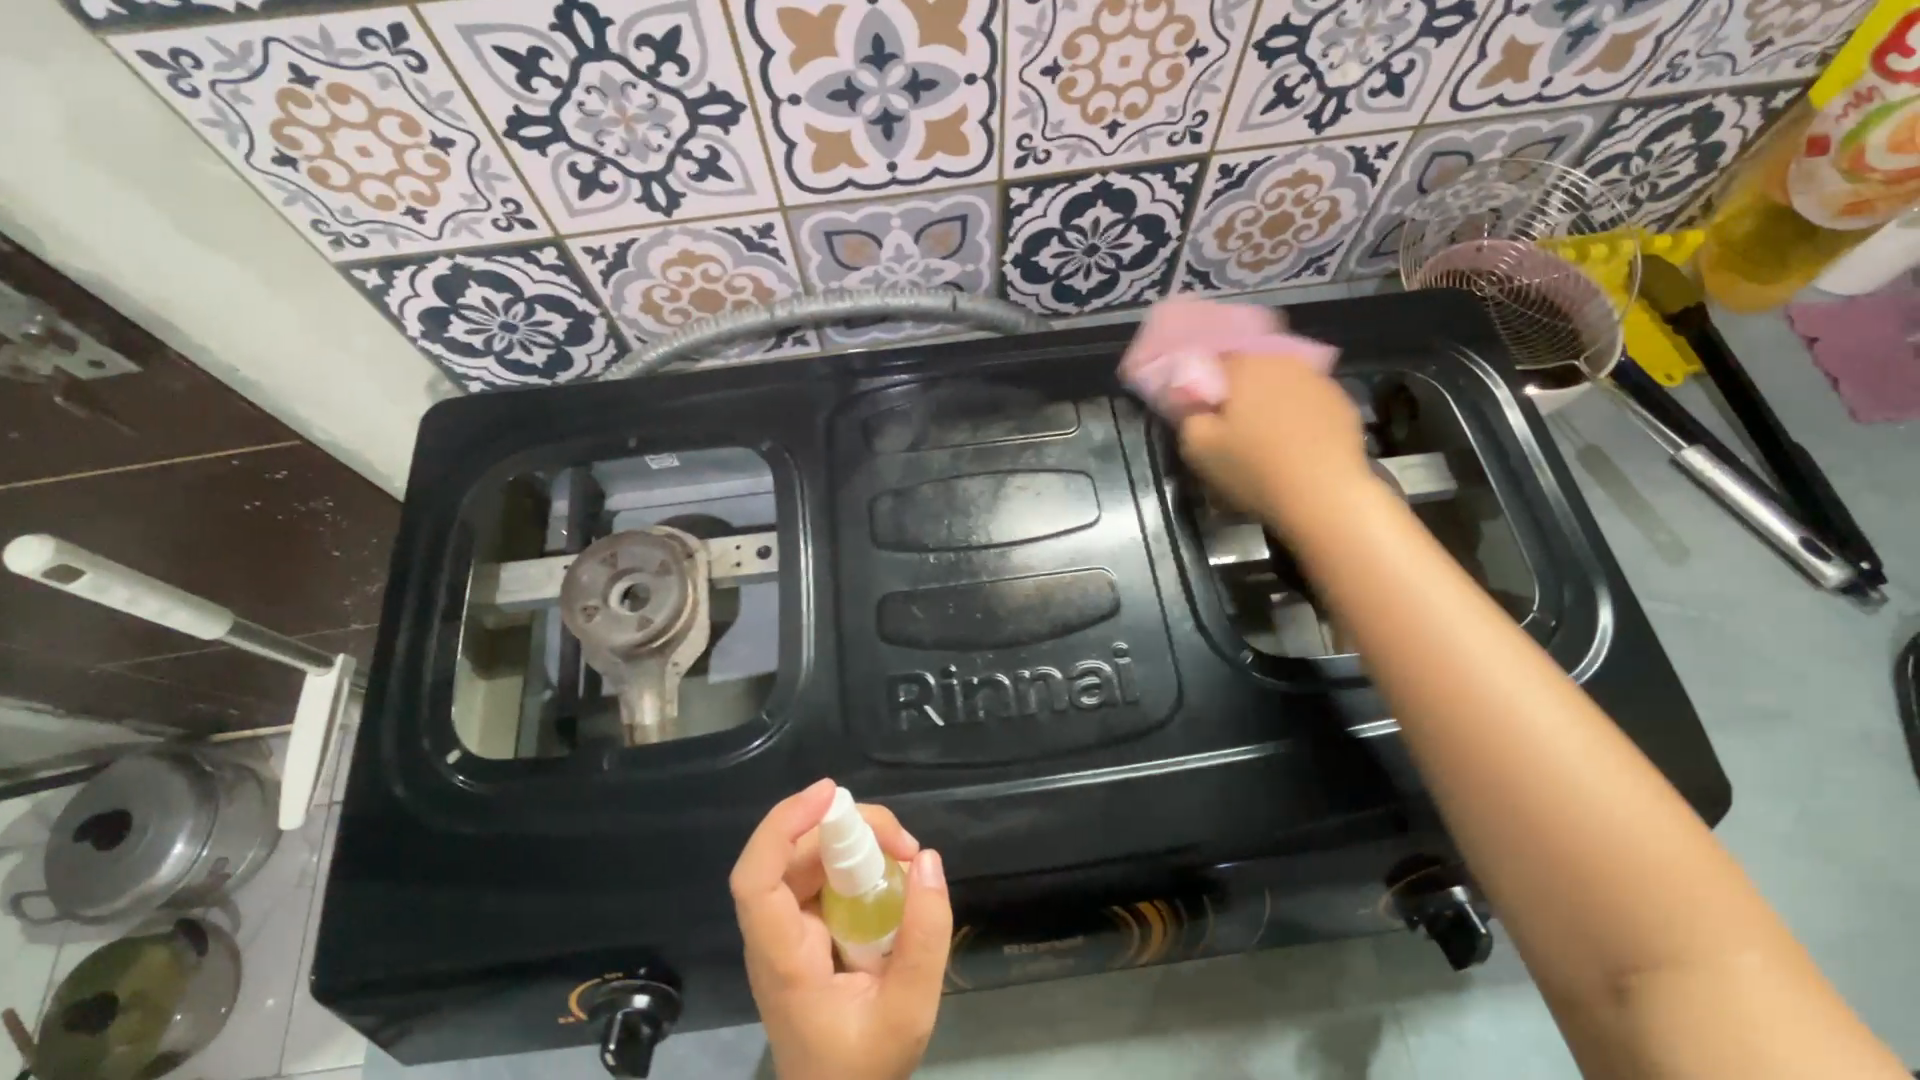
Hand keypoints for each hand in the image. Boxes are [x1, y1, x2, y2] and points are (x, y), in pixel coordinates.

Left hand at [731, 779, 951, 1079]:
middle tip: (902, 840)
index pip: (756, 879)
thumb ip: (924, 939)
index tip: (830, 795)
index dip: (783, 824)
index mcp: (782, 958)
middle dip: (842, 829)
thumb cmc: (863, 1070)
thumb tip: (927, 860)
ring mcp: (787, 935)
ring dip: (851, 844)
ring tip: (904, 853)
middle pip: (788, 857)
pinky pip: (821, 883)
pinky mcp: (805, 937)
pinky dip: (854, 867)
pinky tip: (889, 874)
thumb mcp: (908, 1011)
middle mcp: (774, 937)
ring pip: (805, 863)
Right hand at [1177, 350, 1372, 538]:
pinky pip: (1309, 405)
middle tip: (1233, 432)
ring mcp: (1320, 382)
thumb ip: (1189, 416)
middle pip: (1252, 374)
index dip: (1205, 389)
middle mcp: (1285, 362)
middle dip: (1241, 396)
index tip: (1204, 416)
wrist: (1324, 495)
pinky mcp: (1344, 405)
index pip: (1215, 364)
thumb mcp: (1197, 448)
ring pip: (1283, 388)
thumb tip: (1196, 406)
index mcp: (1246, 365)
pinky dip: (1300, 420)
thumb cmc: (1254, 469)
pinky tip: (1297, 449)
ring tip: (1267, 443)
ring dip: (1272, 407)